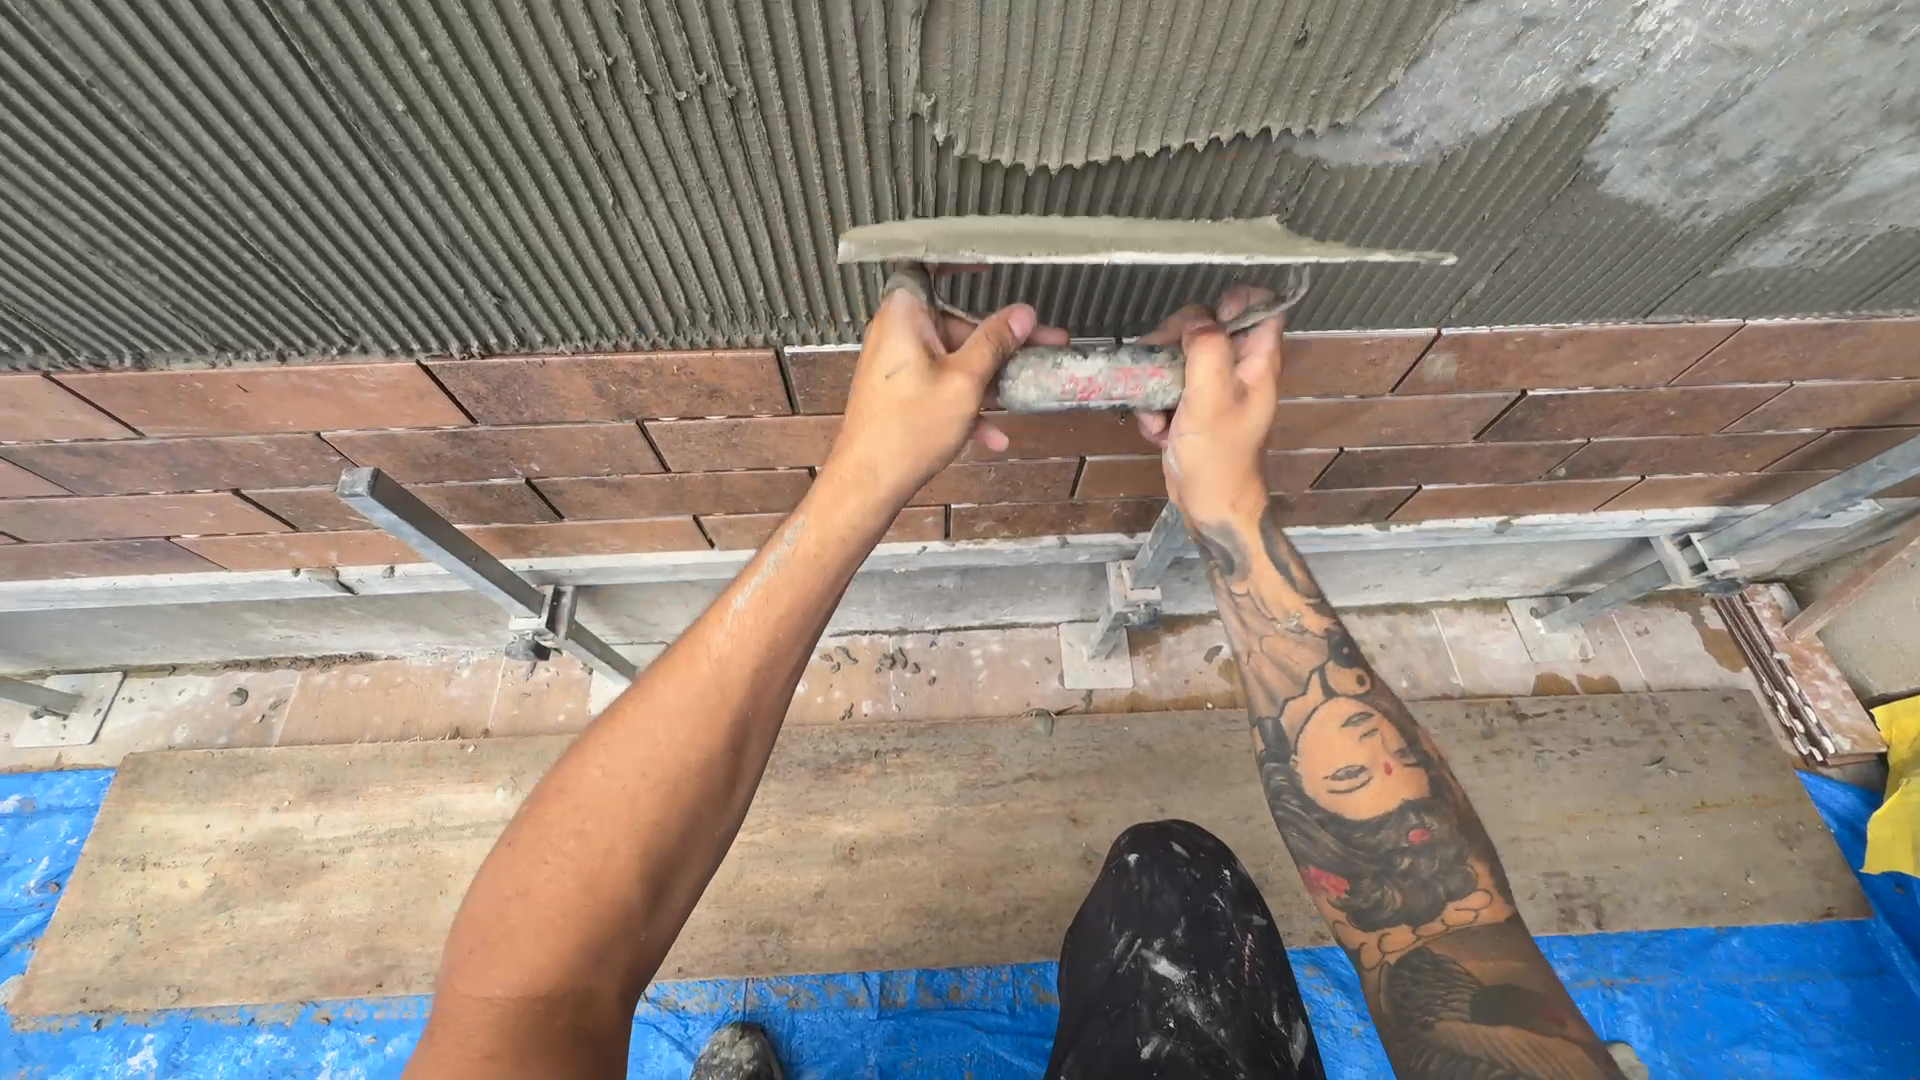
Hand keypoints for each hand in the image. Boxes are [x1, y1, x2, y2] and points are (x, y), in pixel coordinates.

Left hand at [822, 272, 1067, 504]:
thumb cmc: (910, 428)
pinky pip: (941, 388)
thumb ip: (995, 343)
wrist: (870, 482)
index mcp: (905, 315)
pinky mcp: (901, 394)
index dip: (962, 263)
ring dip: (990, 380)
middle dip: (1002, 343)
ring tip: (1031, 392)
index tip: (994, 265)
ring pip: (954, 361)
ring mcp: (899, 366)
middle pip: (958, 326)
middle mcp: (898, 333)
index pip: (932, 270)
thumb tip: (1023, 313)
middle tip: (1047, 346)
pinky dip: (966, 406)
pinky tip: (994, 436)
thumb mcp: (965, 382)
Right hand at [1134, 285, 1282, 524]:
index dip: (1235, 300)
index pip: (1262, 308)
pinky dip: (1156, 409)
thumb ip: (1206, 347)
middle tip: (1153, 354)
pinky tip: (1156, 430)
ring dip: (1157, 382)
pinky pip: (1168, 392)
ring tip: (1154, 410)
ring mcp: (1214, 392)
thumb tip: (1196, 318)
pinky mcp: (1192, 411)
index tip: (1203, 316)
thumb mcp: (1211, 395)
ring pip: (1180, 361)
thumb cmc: (1217, 453)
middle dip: (1174, 343)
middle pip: (1208, 329)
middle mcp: (1239, 371)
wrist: (1208, 504)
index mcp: (1258, 363)